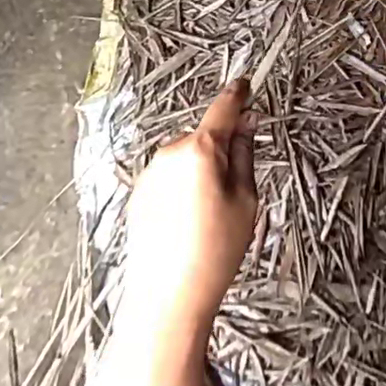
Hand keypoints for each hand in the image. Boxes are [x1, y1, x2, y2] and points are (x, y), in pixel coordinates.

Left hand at [119, 80, 258, 328]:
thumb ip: (245, 153)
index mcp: (200, 149)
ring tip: (209, 215)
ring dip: (201, 169)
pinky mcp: (139, 192)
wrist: (166, 300)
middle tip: (235, 187)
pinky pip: (169, 176)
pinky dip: (182, 185)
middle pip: (205, 136)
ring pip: (187, 156)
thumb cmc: (212, 253)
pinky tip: (188, 221)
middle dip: (222, 148)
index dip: (238, 95)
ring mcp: (151, 173)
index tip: (245, 85)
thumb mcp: (245, 199)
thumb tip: (246, 124)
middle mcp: (170, 152)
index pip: (223, 108)